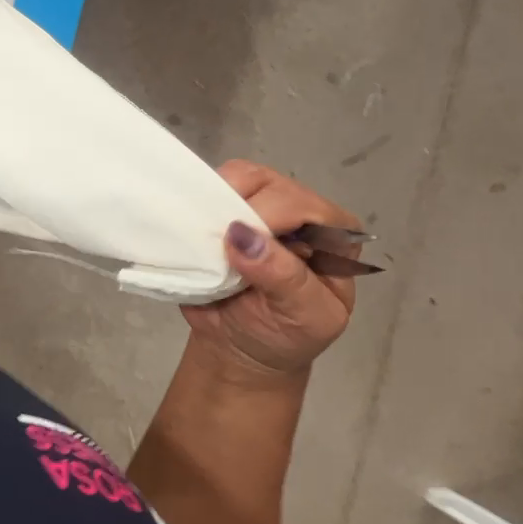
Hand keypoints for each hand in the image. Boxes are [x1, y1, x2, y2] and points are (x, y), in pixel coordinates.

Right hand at [182, 160, 369, 383]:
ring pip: (232, 177)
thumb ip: (284, 279)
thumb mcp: (304, 318)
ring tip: (202, 238)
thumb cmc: (283, 335)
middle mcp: (298, 212)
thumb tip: (242, 235)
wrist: (239, 346)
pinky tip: (190, 229)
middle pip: (264, 183)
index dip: (267, 220)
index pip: (302, 206)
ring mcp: (256, 206)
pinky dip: (192, 204)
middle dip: (235, 210)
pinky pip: (204, 189)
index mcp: (332, 234)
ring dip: (210, 202)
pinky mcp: (220, 209)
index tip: (237, 251)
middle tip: (217, 246)